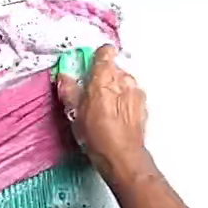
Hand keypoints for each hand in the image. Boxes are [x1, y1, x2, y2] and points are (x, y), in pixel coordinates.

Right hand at [55, 44, 157, 187]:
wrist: (120, 155)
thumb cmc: (97, 133)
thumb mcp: (74, 111)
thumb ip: (69, 89)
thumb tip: (64, 77)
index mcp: (104, 76)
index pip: (104, 52)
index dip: (97, 57)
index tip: (89, 66)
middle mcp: (124, 79)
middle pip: (113, 68)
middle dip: (103, 77)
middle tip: (90, 94)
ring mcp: (136, 92)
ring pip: (123, 82)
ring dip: (114, 90)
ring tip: (103, 109)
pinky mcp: (143, 106)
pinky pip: (131, 96)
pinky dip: (124, 102)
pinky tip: (114, 117)